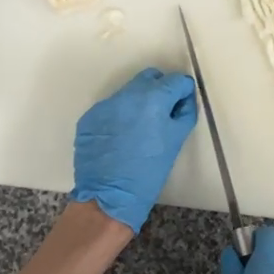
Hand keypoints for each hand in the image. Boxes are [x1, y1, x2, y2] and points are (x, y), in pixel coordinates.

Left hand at [71, 67, 197, 232]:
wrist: (109, 196)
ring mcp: (105, 104)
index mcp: (153, 98)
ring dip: (138, 103)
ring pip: (128, 92)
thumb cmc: (148, 172)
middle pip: (149, 78)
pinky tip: (120, 138)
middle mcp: (127, 94)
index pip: (175, 80)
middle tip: (163, 112)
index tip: (182, 103)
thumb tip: (183, 99)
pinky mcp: (90, 117)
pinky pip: (110, 108)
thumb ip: (183, 114)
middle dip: (160, 89)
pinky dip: (119, 116)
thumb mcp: (175, 142)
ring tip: (139, 129)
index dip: (183, 91)